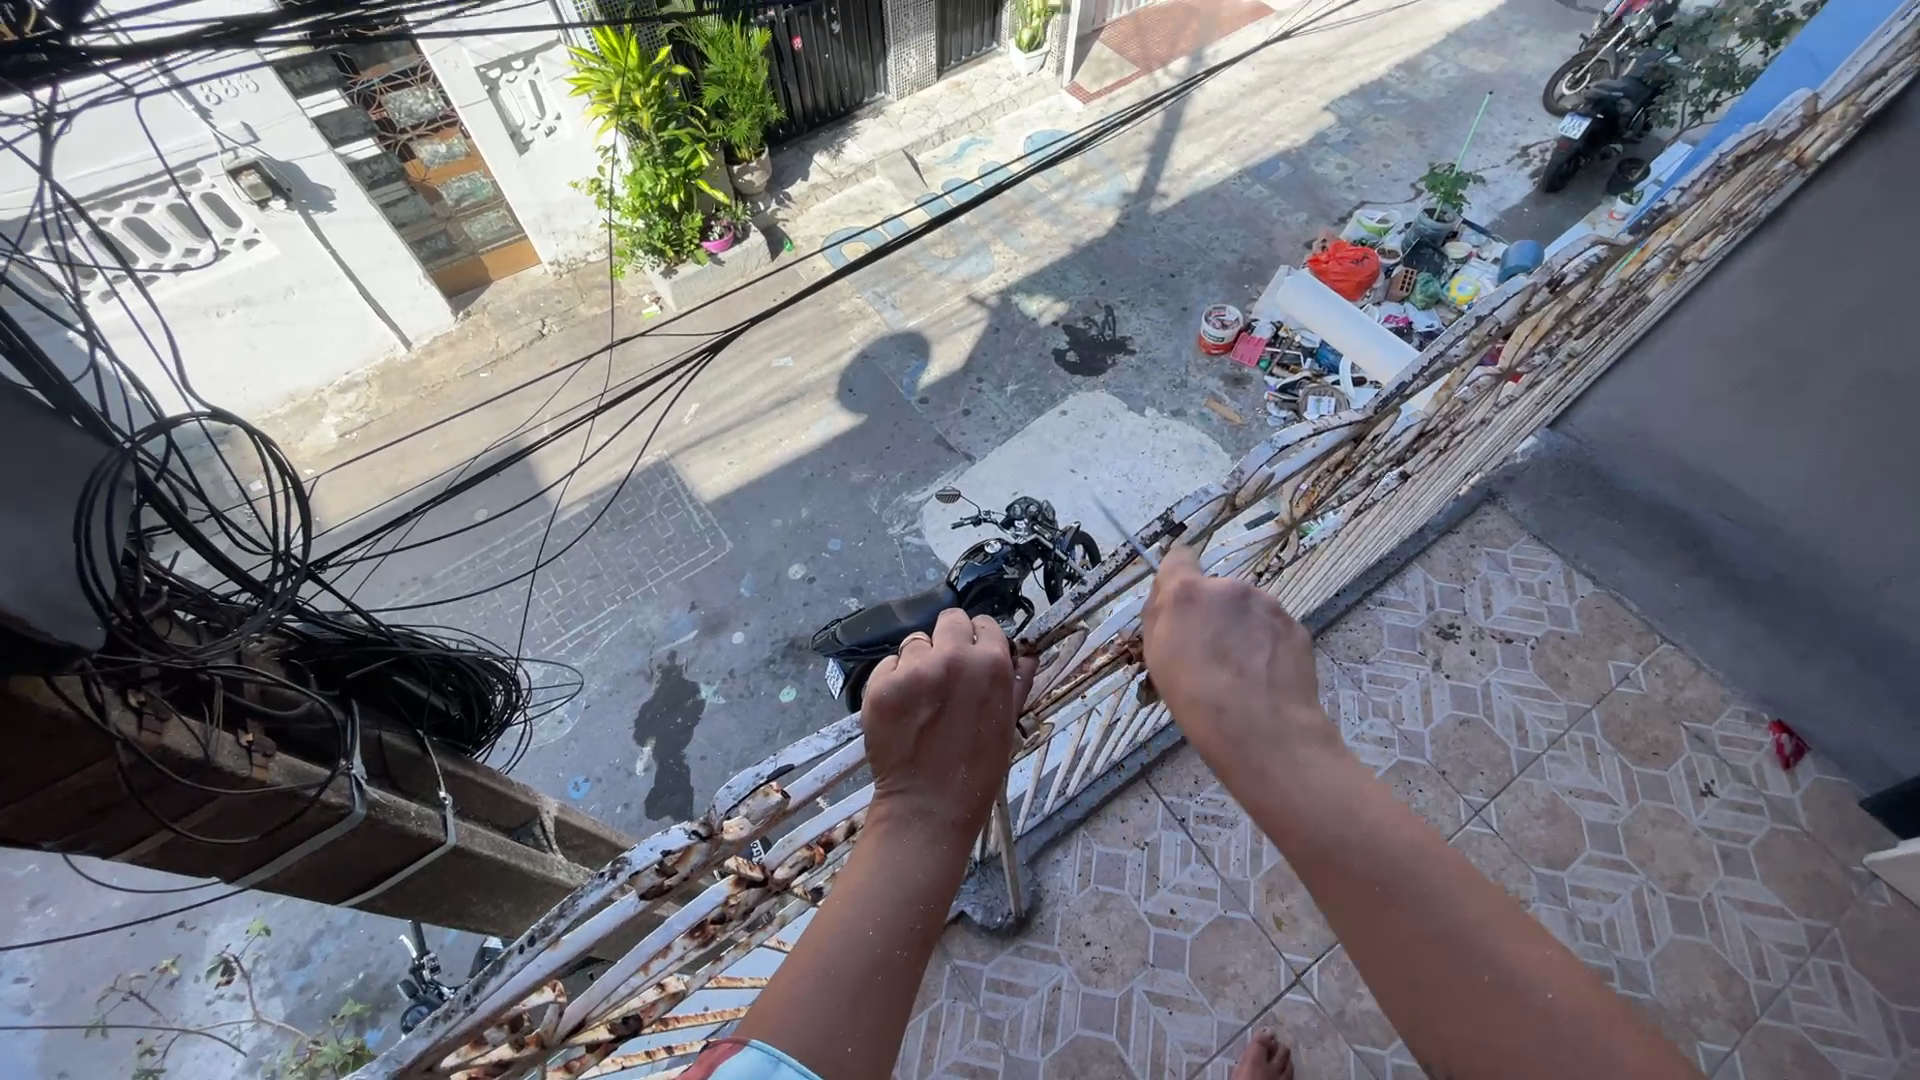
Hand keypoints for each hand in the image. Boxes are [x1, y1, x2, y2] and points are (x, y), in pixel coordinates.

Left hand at [860, 609, 1035, 842]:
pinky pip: (887, 664)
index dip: (978, 640)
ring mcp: (914, 670)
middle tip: (945, 672)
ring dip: (919, 661)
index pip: (983, 623)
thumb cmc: (978, 768)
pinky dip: (893, 681)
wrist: (930, 805)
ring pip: (915, 642)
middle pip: (948, 620)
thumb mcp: (1009, 721)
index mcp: (992, 663)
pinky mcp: (881, 685)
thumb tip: (1027, 653)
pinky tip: (902, 709)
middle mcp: (953, 657)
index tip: (973, 658)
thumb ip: (1018, 681)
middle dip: (948, 640)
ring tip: (922, 697)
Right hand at [1140, 547, 1330, 774]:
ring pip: (1247, 610)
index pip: (1179, 557)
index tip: (1179, 604)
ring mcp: (1268, 605)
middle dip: (1212, 613)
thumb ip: (1160, 616)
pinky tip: (1265, 678)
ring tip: (1242, 673)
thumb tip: (1168, 597)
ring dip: (1241, 630)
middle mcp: (1229, 588)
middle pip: (1215, 591)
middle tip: (1211, 655)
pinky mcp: (1296, 626)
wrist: (1262, 729)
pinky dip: (1267, 646)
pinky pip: (1273, 629)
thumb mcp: (1156, 656)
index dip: (1177, 577)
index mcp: (1188, 592)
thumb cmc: (1194, 696)